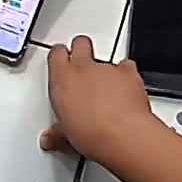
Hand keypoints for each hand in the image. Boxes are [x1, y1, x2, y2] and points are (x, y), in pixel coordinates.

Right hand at [40, 36, 160, 163]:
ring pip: (106, 58)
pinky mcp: (130, 74)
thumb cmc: (90, 132)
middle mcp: (83, 68)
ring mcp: (107, 69)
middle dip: (81, 48)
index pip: (56, 54)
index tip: (60, 60)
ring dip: (105, 70)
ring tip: (106, 88)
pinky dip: (126, 75)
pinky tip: (125, 88)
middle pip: (81, 42)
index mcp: (61, 79)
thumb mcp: (65, 135)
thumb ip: (57, 132)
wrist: (121, 135)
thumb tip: (51, 138)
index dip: (59, 56)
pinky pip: (127, 66)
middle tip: (81, 60)